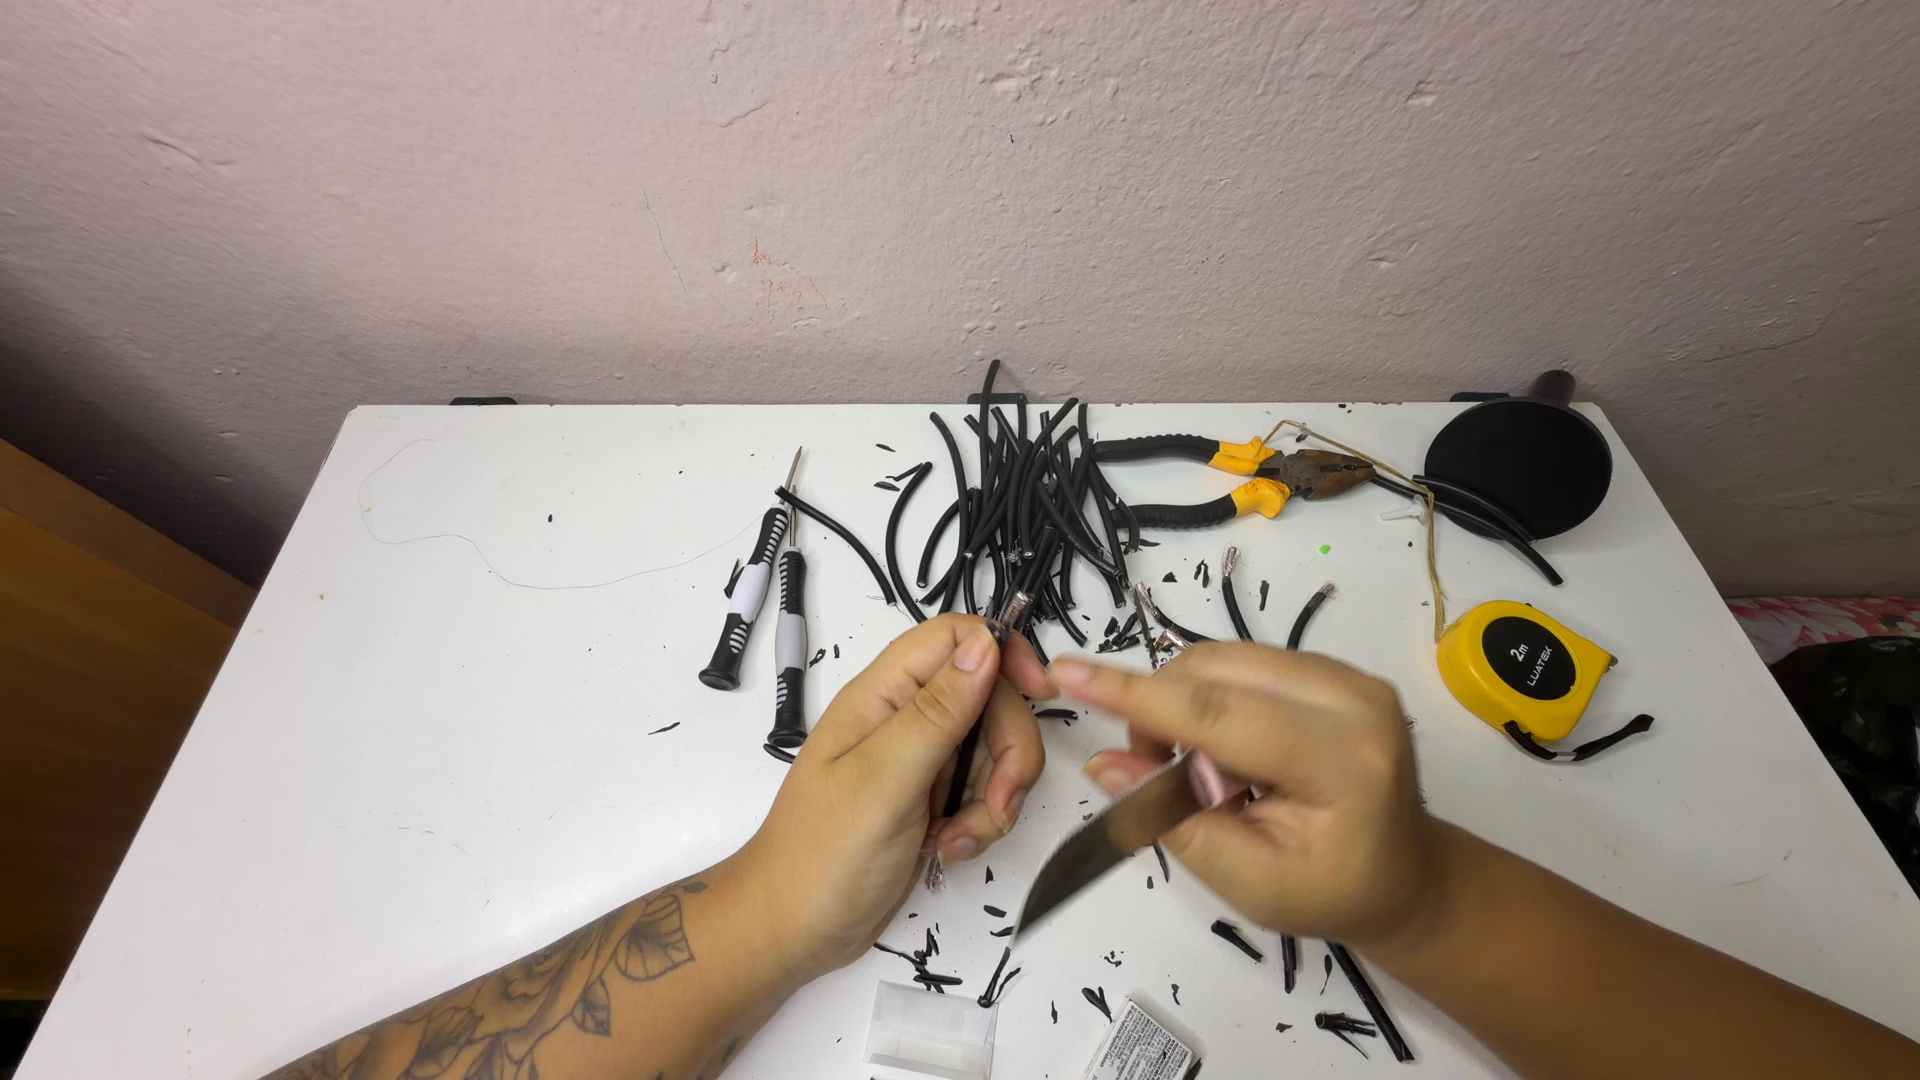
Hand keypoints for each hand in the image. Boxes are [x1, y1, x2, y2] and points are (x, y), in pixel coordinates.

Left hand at [739, 615, 1053, 981]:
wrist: (793, 932)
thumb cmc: (824, 854)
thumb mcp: (883, 780)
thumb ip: (937, 711)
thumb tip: (986, 644)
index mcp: (885, 693)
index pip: (956, 637)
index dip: (1004, 652)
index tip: (1039, 692)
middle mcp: (907, 715)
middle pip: (990, 698)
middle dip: (1008, 749)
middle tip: (998, 803)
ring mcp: (923, 757)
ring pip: (994, 747)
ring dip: (994, 796)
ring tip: (958, 838)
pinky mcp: (934, 796)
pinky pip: (984, 788)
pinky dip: (982, 819)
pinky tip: (949, 847)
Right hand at [1053, 642, 1442, 948]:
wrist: (1405, 872)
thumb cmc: (1329, 890)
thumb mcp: (1247, 881)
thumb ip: (1172, 819)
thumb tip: (1102, 765)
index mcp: (1343, 762)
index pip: (1217, 714)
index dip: (1136, 696)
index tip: (1068, 671)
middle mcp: (1352, 698)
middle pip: (1210, 673)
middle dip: (1158, 712)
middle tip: (1154, 770)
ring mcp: (1347, 674)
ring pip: (1217, 658)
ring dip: (1180, 702)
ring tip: (1197, 765)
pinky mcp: (1331, 666)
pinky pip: (1237, 659)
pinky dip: (1206, 695)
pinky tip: (1225, 744)